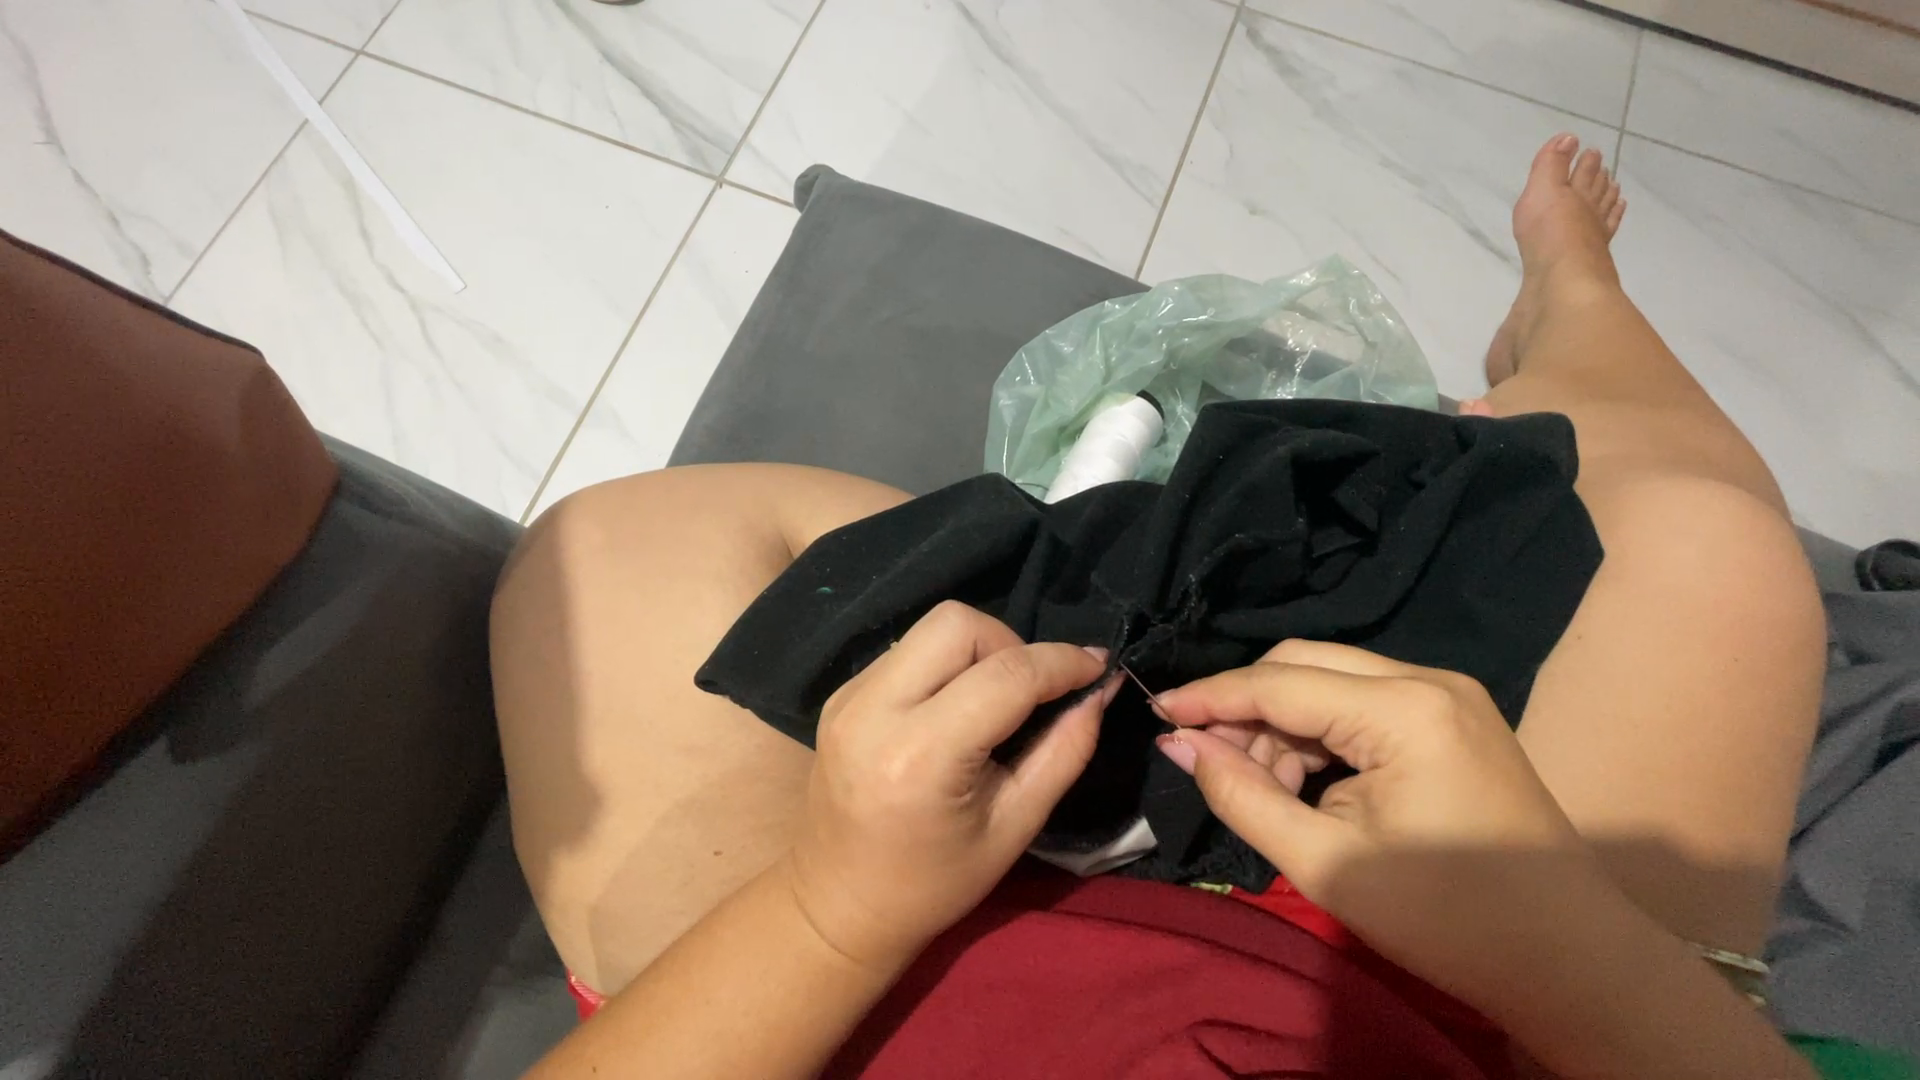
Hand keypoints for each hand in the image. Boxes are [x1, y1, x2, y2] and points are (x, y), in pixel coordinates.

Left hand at [785, 601, 1116, 973]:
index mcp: (921, 756)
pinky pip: (906, 650)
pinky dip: (943, 665)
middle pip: (957, 623)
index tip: (1096, 666)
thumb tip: (1099, 689)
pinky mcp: (838, 694)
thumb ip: (1064, 750)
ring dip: (976, 651)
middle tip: (1028, 694)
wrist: (837, 903)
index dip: (1061, 662)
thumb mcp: (1015, 827)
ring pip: (929, 628)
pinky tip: (949, 711)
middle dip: (1009, 644)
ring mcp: (848, 697)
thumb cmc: (934, 883)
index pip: (1005, 675)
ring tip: (990, 703)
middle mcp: (874, 711)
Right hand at [1153, 639, 1624, 1014]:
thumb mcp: (1324, 862)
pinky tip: (1308, 780)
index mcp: (1404, 710)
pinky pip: (1359, 700)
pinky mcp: (1451, 715)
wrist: (1574, 964)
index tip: (1156, 711)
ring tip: (1267, 787)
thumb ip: (1241, 794)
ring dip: (1281, 722)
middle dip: (1247, 707)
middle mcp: (1427, 679)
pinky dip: (1318, 732)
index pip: (1278, 683)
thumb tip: (1179, 743)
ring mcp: (1446, 693)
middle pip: (1301, 663)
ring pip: (1327, 679)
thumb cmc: (1445, 919)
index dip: (1210, 696)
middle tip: (1212, 759)